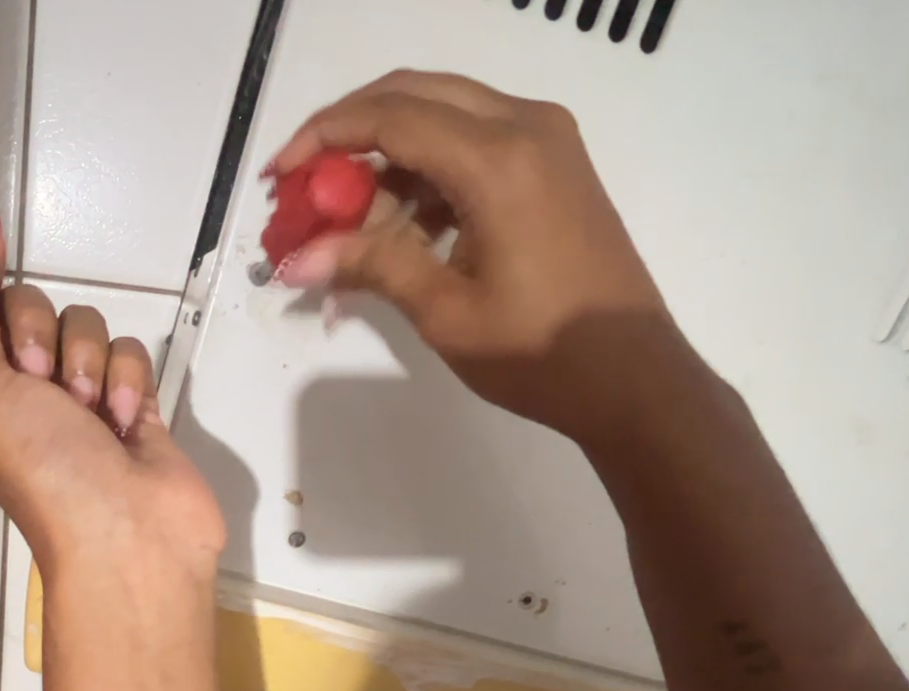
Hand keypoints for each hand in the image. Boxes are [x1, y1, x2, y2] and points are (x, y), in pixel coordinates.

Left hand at [0, 211, 224, 584]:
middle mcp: (32, 390)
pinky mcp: (137, 406)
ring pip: (89, 329)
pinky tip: (128, 424)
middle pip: (37, 310)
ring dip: (91, 365)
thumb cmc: (44, 467)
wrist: (126, 536)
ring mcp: (88, 398)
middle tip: (46, 383)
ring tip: (95, 416)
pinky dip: (131, 383)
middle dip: (43, 336)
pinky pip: (133, 356)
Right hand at [270, 71, 698, 441]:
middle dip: (347, 134)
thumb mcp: (444, 311)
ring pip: (442, 116)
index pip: (390, 117)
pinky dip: (423, 171)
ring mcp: (545, 143)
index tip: (277, 176)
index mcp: (498, 159)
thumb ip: (371, 266)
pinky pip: (471, 144)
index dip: (323, 138)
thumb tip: (295, 261)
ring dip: (384, 157)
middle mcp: (525, 127)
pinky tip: (397, 224)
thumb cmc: (537, 351)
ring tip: (342, 220)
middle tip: (301, 185)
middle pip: (413, 96)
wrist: (630, 377)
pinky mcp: (551, 167)